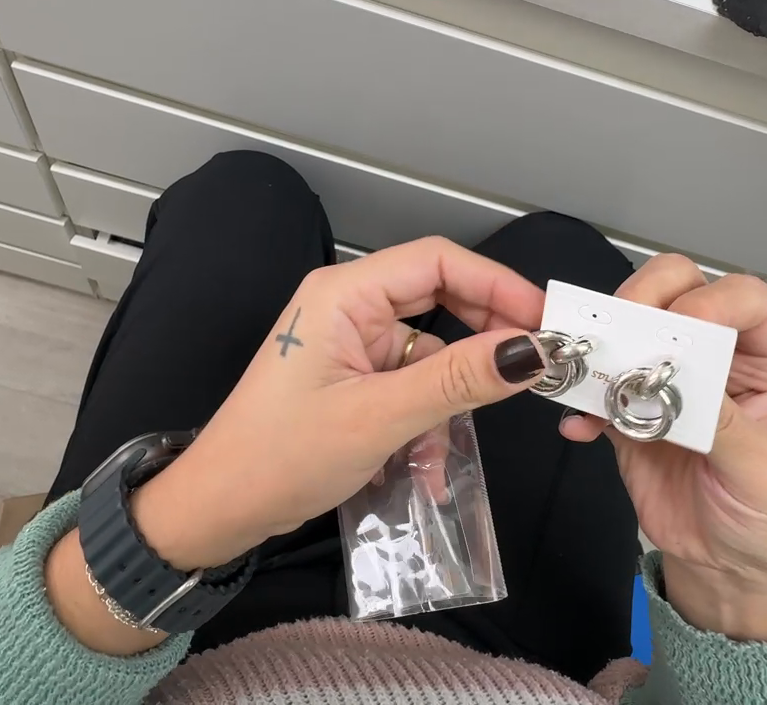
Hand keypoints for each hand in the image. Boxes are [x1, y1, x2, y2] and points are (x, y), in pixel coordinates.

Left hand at [131, 237, 549, 569]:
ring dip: (450, 393)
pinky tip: (426, 466)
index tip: (546, 322)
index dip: (497, 284)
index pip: (437, 260)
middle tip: (531, 369)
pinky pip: (408, 381)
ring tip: (461, 440)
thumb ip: (457, 380)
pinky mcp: (352, 376)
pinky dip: (426, 417)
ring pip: (428, 348)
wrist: (220, 507)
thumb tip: (532, 350)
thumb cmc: (284, 454)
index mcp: (344, 293)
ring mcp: (349, 342)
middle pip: (436, 297)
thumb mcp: (379, 417)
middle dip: (482, 336)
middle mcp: (348, 305)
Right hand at [560, 256, 766, 642]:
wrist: (732, 575)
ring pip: (629, 326)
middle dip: (645, 298)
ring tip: (591, 371)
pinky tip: (579, 428)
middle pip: (678, 290)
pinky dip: (579, 399)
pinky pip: (594, 384)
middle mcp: (715, 356)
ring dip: (604, 340)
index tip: (680, 327)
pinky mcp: (626, 409)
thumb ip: (723, 421)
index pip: (745, 300)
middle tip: (623, 328)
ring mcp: (665, 378)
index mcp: (766, 361)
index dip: (713, 300)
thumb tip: (668, 375)